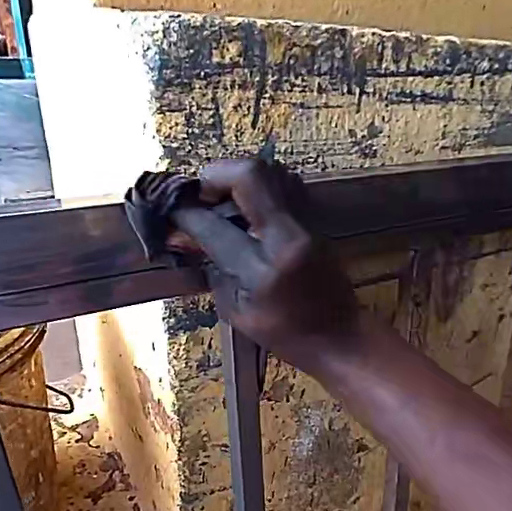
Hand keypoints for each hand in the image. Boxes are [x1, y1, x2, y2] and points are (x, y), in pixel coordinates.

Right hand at [169, 159, 362, 367]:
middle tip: (201, 195)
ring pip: (273, 172)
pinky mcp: (319, 222)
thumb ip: (213, 268)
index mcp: (264, 270)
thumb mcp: (238, 311)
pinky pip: (288, 185)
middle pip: (251, 175)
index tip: (170, 210)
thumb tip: (189, 235)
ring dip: (240, 177)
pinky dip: (263, 186)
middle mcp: (289, 238)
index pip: (215, 226)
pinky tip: (249, 206)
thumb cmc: (287, 336)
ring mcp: (309, 225)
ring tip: (223, 198)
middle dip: (215, 176)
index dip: (186, 213)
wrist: (341, 338)